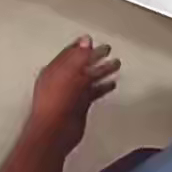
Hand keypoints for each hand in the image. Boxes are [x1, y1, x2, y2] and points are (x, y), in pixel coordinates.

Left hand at [25, 36, 119, 151]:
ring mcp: (70, 94)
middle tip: (108, 49)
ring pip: (88, 78)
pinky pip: (93, 92)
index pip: (70, 53)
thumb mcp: (69, 73)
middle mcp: (61, 80)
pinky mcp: (79, 106)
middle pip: (81, 64)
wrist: (55, 132)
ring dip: (102, 70)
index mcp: (55, 70)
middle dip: (95, 56)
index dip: (82, 46)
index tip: (93, 39)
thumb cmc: (58, 100)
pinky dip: (102, 87)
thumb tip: (86, 40)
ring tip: (116, 64)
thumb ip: (79, 56)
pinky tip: (112, 83)